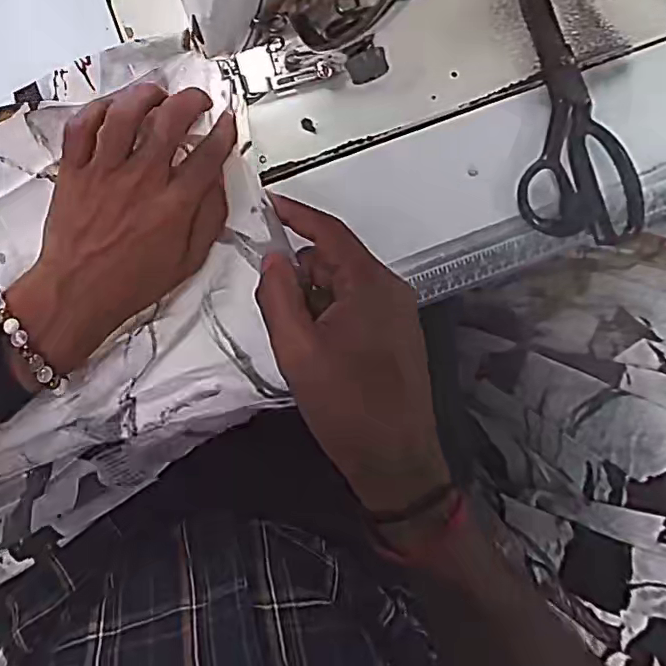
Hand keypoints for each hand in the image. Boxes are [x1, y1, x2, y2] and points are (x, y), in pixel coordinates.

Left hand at [7, 83, 237, 374]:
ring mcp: (104, 173)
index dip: (223, 131)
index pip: (208, 153)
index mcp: (172, 206)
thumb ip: (209, 219)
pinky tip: (111, 109)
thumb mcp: (187, 261)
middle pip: (171, 120)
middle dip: (191, 100)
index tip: (225, 122)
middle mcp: (139, 182)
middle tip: (196, 100)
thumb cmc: (125, 284)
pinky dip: (96, 110)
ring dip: (145, 95)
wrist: (75, 294)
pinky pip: (81, 128)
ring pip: (125, 114)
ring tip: (155, 95)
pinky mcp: (74, 172)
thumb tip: (217, 183)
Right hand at [254, 195, 449, 513]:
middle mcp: (390, 290)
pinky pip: (354, 305)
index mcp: (369, 285)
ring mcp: (397, 312)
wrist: (396, 463)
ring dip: (312, 299)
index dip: (296, 213)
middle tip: (274, 308)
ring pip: (341, 285)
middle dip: (299, 275)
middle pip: (332, 260)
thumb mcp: (297, 349)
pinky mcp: (396, 333)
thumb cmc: (346, 406)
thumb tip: (274, 258)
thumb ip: (278, 296)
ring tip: (299, 342)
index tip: (268, 202)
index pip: (329, 233)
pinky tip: (317, 348)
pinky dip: (328, 313)